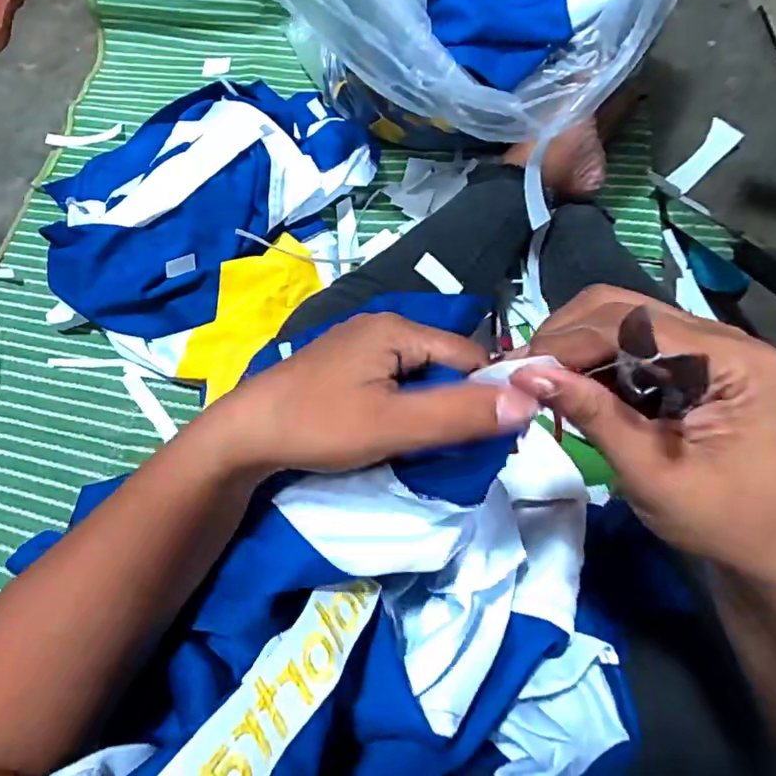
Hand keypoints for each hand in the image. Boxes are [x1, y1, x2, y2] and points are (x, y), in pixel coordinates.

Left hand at [196, 312, 535, 476]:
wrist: (247, 432)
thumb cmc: (319, 424)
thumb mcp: (394, 425)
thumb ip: (458, 414)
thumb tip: (528, 401)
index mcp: (396, 328)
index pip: (468, 356)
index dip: (485, 396)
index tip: (488, 441)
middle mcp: (380, 326)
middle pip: (443, 364)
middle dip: (455, 404)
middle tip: (450, 449)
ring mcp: (359, 344)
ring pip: (418, 375)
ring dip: (428, 409)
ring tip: (421, 445)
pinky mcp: (345, 365)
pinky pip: (393, 381)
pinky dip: (402, 407)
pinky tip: (392, 432)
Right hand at [509, 286, 775, 583]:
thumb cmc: (725, 523)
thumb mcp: (651, 473)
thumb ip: (593, 415)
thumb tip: (526, 374)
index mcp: (732, 362)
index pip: (632, 326)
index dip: (570, 342)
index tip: (521, 369)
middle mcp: (722, 340)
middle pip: (621, 307)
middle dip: (566, 334)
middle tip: (526, 370)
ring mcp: (707, 347)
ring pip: (619, 316)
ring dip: (574, 342)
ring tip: (541, 376)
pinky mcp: (690, 361)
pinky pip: (627, 340)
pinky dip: (591, 356)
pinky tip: (570, 383)